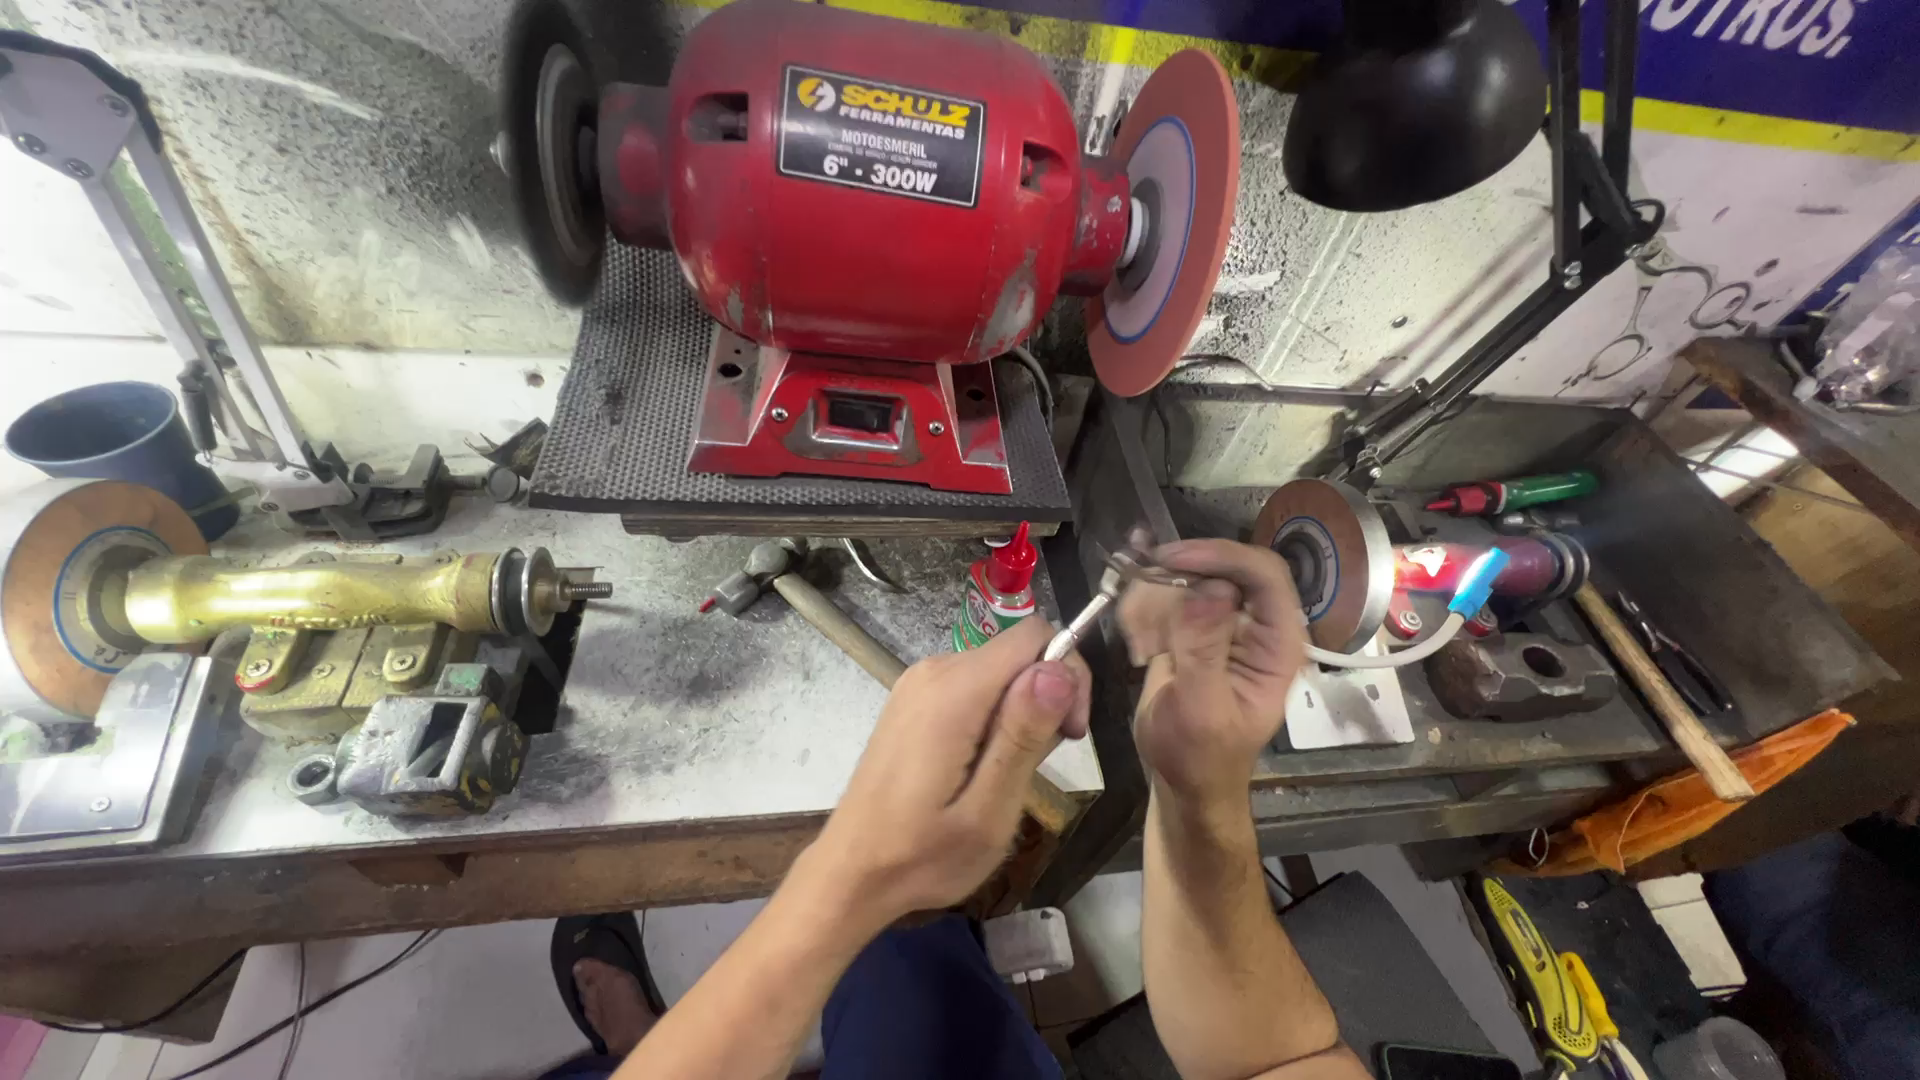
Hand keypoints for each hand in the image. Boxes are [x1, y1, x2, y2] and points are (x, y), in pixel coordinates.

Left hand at [809, 617, 1089, 923]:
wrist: (853, 870)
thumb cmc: (922, 856)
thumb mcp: (988, 813)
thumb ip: (1023, 737)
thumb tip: (1057, 670)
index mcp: (954, 692)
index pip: (1034, 636)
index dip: (1067, 676)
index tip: (1070, 734)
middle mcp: (936, 670)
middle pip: (1018, 651)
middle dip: (1047, 698)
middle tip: (1038, 766)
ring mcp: (920, 681)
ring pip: (1000, 668)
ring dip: (1022, 712)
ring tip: (1006, 775)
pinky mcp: (915, 696)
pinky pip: (975, 684)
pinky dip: (994, 715)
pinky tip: (981, 765)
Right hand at [1116, 539, 1305, 801]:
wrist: (1182, 780)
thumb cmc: (1200, 755)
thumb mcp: (1201, 707)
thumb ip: (1206, 648)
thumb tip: (1213, 588)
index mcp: (1277, 645)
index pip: (1266, 576)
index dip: (1223, 557)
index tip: (1174, 560)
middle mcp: (1257, 626)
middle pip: (1227, 566)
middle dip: (1181, 572)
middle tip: (1141, 584)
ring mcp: (1225, 625)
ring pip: (1193, 577)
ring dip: (1157, 597)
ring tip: (1142, 644)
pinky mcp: (1195, 629)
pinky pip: (1170, 597)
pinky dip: (1146, 612)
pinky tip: (1141, 649)